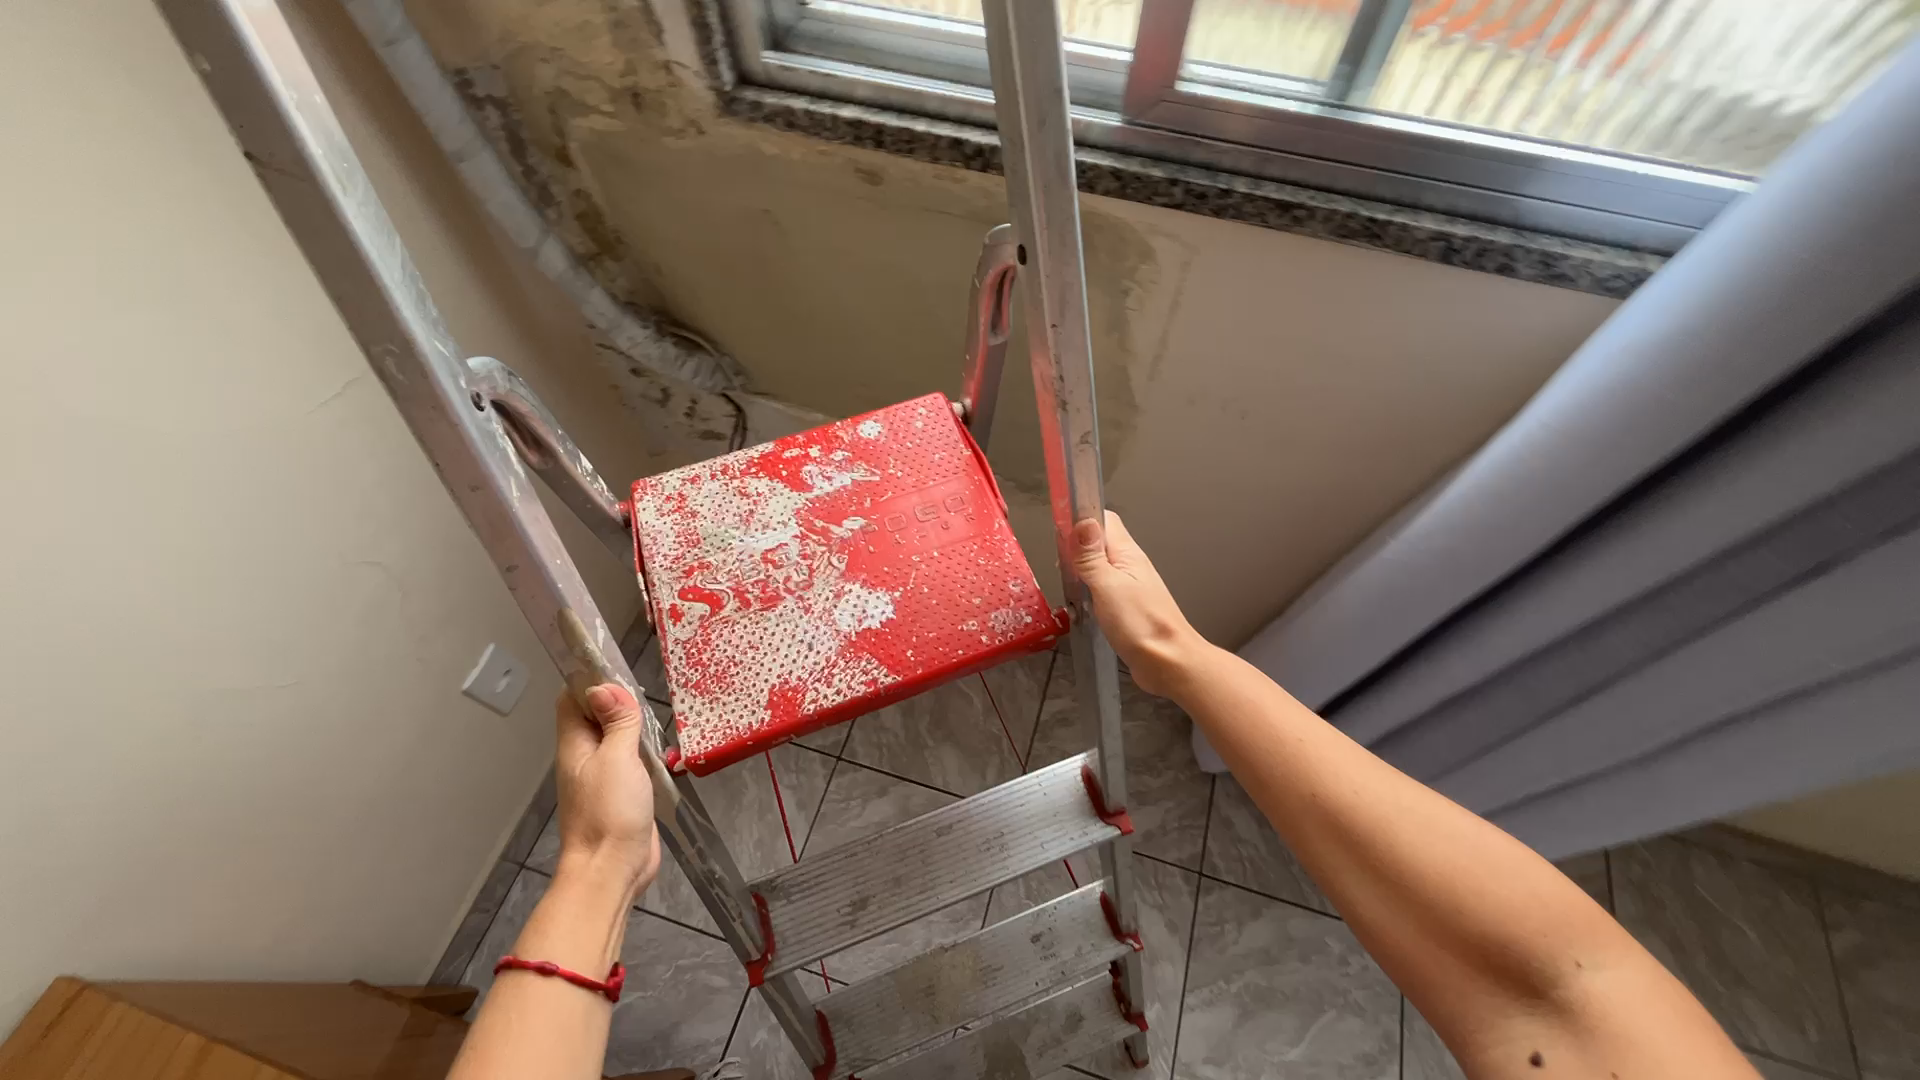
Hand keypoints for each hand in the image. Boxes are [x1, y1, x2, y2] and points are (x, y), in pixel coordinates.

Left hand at [553, 683, 661, 900]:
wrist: (613, 870)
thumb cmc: (610, 812)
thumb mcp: (617, 759)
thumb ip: (616, 723)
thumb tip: (605, 686)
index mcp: (574, 746)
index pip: (572, 700)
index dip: (590, 681)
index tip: (617, 666)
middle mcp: (584, 757)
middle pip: (594, 717)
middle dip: (617, 701)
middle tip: (645, 691)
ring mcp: (603, 776)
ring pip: (615, 738)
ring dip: (633, 726)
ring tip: (656, 714)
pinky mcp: (622, 793)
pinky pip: (630, 760)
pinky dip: (644, 750)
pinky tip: (662, 748)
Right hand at [1070, 511, 1209, 697]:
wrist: (1169, 664)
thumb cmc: (1142, 625)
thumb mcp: (1108, 586)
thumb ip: (1091, 556)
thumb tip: (1081, 521)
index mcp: (1127, 553)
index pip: (1103, 519)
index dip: (1080, 520)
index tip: (1059, 534)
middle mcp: (1129, 565)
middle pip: (1098, 542)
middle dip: (1075, 548)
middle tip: (1061, 565)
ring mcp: (1128, 586)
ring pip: (1099, 566)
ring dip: (1081, 571)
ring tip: (1068, 585)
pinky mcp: (1125, 607)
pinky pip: (1101, 588)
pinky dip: (1087, 592)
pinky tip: (1079, 604)